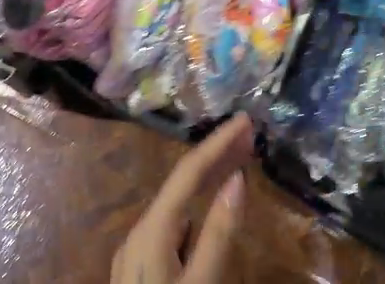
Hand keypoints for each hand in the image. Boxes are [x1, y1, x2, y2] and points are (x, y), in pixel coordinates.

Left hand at [113, 113, 254, 283]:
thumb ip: (218, 234)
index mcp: (149, 229)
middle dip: (215, 156)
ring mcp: (135, 252)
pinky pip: (171, 226)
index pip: (187, 171)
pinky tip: (211, 209)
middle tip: (250, 136)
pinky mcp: (138, 269)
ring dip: (206, 182)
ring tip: (238, 163)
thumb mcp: (200, 282)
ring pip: (176, 206)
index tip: (244, 118)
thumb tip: (238, 177)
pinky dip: (195, 209)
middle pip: (179, 184)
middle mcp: (137, 232)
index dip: (218, 141)